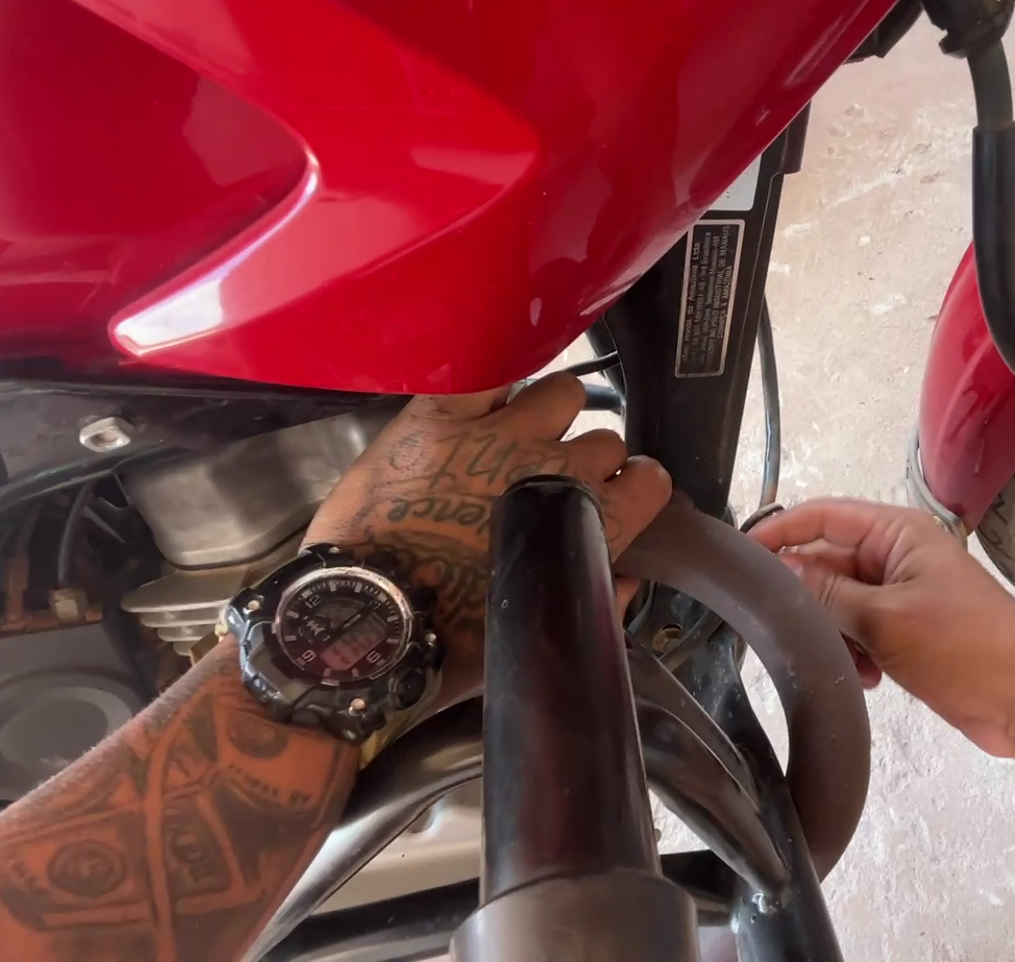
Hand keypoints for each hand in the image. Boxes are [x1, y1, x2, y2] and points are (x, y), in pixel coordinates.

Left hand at [304, 373, 671, 703]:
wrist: (363, 617)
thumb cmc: (454, 640)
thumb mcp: (540, 633)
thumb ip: (597, 597)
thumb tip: (624, 574)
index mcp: (589, 520)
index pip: (651, 479)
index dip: (638, 487)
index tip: (618, 496)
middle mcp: (557, 466)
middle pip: (606, 438)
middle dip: (589, 458)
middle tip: (555, 480)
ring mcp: (499, 433)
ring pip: (562, 392)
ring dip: (552, 414)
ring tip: (522, 436)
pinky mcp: (442, 416)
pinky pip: (489, 375)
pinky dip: (494, 389)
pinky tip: (484, 409)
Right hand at [749, 497, 1014, 757]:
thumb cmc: (965, 646)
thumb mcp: (885, 618)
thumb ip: (825, 594)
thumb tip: (777, 571)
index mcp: (896, 533)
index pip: (823, 516)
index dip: (780, 529)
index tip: (741, 553)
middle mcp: (894, 556)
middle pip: (828, 562)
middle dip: (809, 595)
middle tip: (778, 624)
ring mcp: (900, 595)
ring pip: (839, 602)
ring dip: (832, 631)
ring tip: (840, 660)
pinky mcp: (905, 631)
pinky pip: (858, 630)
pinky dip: (854, 652)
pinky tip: (866, 678)